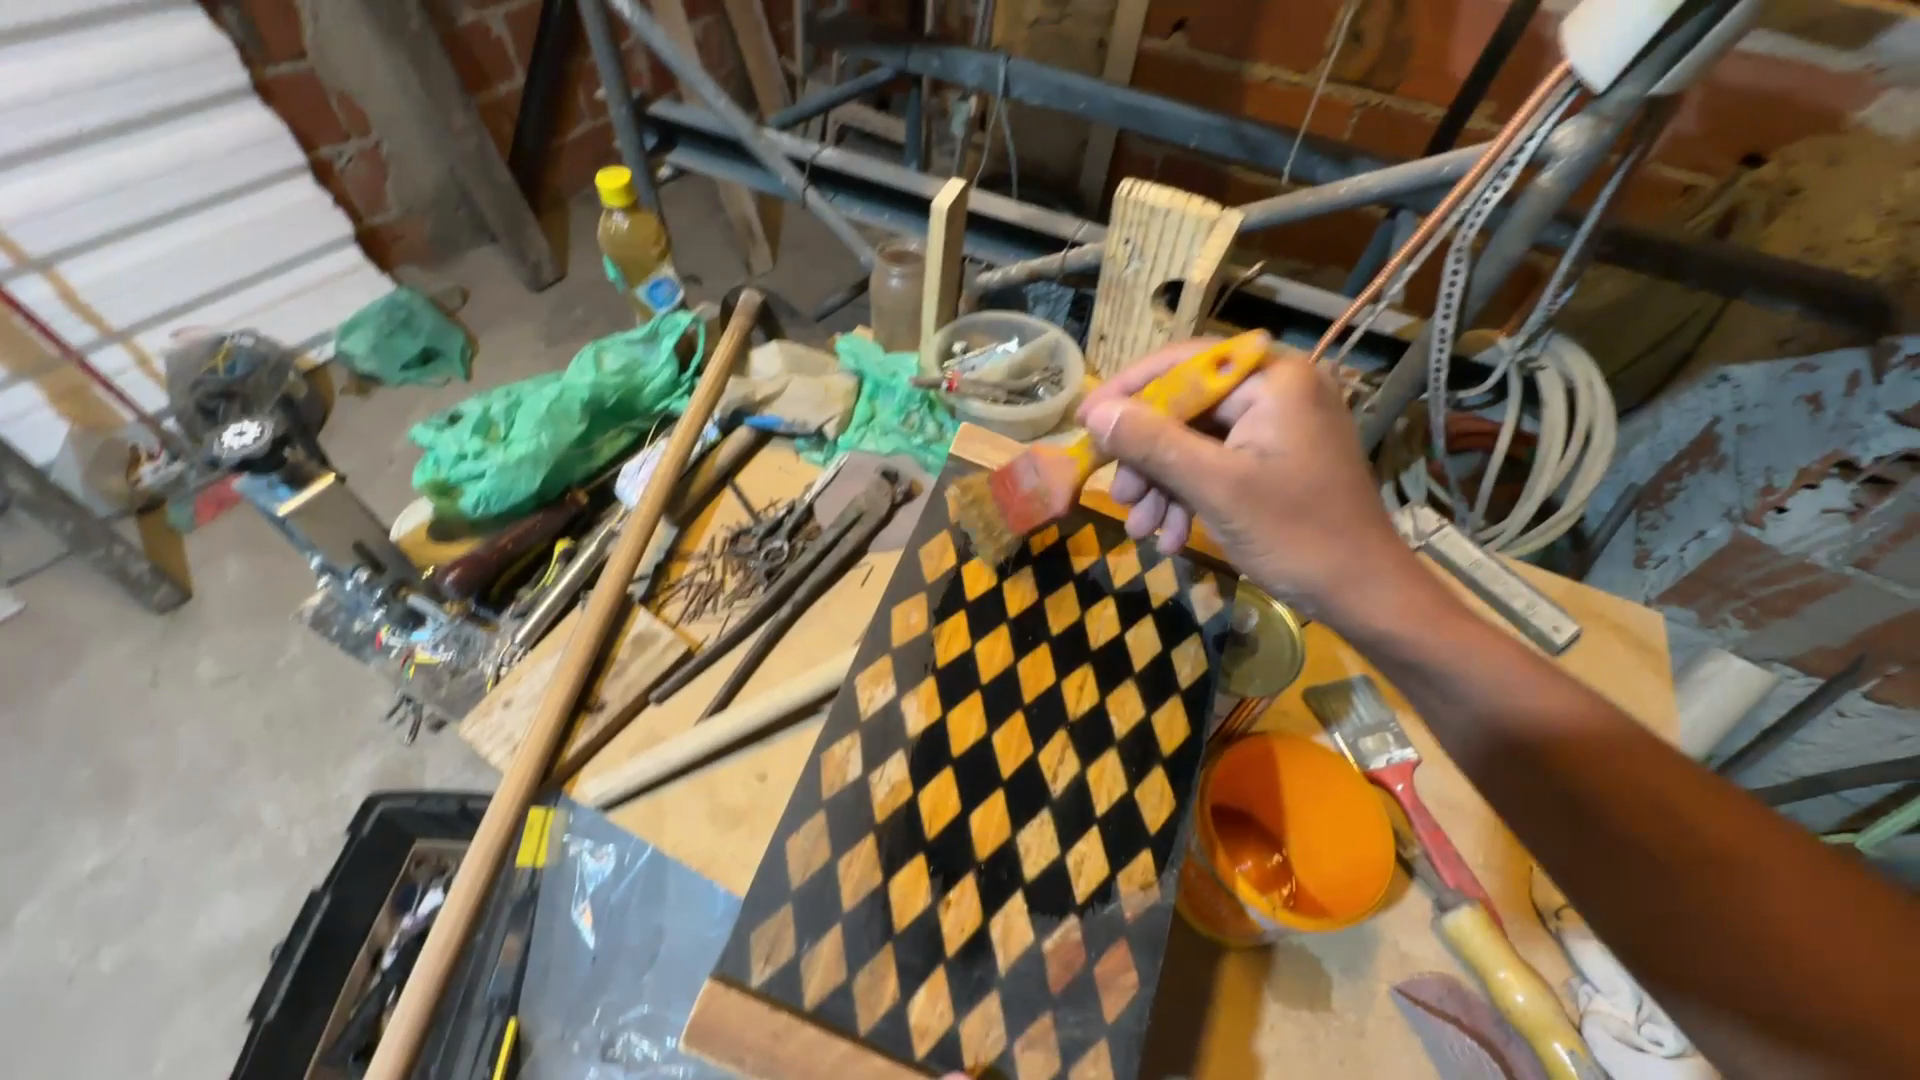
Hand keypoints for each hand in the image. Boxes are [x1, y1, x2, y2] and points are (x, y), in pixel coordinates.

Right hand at [1076, 338, 1417, 620]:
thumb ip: (1153, 443)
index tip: (1084, 423)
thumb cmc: (1296, 534)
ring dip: (1162, 486)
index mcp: (1272, 380)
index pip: (1182, 364)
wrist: (1362, 593)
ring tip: (1141, 530)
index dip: (1127, 392)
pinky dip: (1188, 497)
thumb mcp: (1214, 486)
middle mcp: (1276, 390)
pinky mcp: (1275, 459)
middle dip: (1147, 458)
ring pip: (1194, 442)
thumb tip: (1095, 413)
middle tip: (1119, 496)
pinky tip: (1170, 538)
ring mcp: (1277, 427)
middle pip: (1185, 408)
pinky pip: (1216, 465)